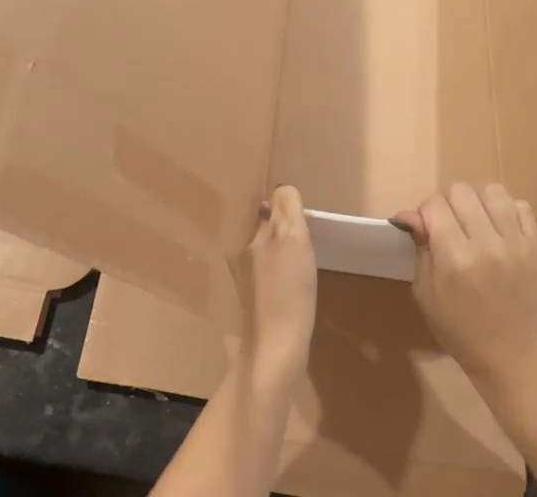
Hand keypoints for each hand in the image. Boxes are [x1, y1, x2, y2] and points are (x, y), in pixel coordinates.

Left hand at [233, 185, 316, 381]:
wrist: (279, 348)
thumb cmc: (287, 288)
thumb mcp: (292, 239)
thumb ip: (287, 208)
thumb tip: (282, 188)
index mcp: (240, 235)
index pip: (250, 201)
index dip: (266, 194)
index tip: (284, 188)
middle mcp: (237, 251)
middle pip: (257, 222)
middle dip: (274, 213)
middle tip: (298, 207)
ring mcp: (247, 275)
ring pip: (264, 243)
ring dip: (279, 236)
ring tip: (299, 231)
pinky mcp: (259, 295)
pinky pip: (270, 264)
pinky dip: (282, 259)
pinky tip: (296, 265)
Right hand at [391, 182, 536, 384]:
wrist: (508, 352)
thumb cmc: (458, 326)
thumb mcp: (425, 291)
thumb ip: (420, 248)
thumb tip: (411, 215)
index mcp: (456, 257)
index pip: (435, 205)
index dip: (426, 213)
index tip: (428, 229)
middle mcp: (487, 244)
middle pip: (462, 191)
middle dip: (450, 204)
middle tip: (451, 227)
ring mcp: (517, 243)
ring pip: (493, 191)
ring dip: (479, 202)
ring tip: (477, 223)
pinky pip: (521, 206)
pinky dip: (506, 212)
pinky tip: (500, 230)